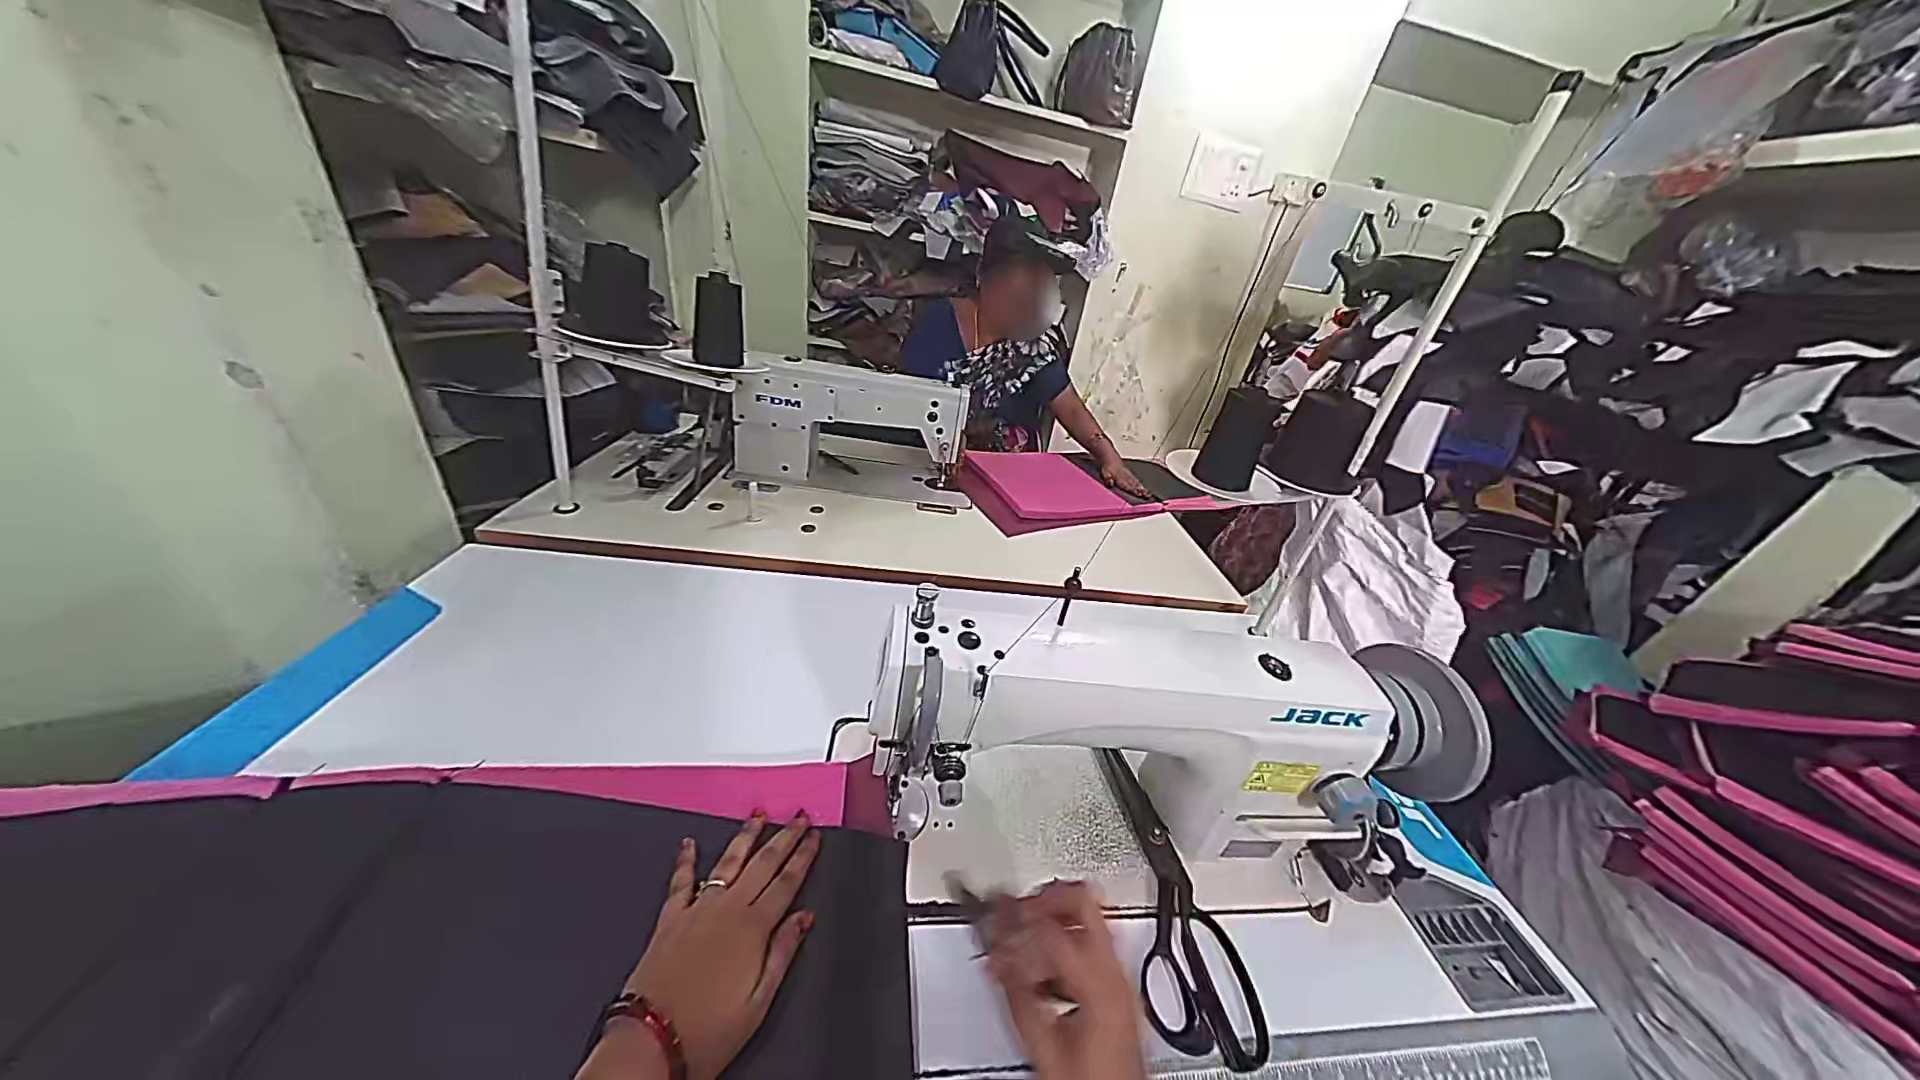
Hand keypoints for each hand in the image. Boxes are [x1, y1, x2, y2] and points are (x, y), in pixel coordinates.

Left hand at [582, 812, 820, 1079]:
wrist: (650, 1043)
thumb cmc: (706, 1030)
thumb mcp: (758, 1001)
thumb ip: (783, 952)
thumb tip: (804, 919)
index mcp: (753, 928)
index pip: (787, 881)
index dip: (803, 856)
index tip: (813, 837)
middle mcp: (727, 910)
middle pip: (764, 863)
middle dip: (785, 836)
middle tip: (798, 817)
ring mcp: (697, 910)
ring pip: (729, 861)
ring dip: (746, 836)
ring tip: (758, 816)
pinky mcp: (670, 920)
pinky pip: (681, 881)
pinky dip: (686, 859)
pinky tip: (689, 844)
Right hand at [988, 882, 1145, 1079]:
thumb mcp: (1042, 1044)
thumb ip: (1018, 994)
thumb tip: (998, 956)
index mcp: (1099, 983)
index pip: (1053, 928)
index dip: (1020, 919)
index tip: (1000, 921)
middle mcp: (1116, 971)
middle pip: (1082, 900)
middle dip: (1043, 899)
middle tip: (1018, 907)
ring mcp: (1121, 974)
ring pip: (1089, 914)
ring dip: (1053, 912)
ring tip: (1026, 924)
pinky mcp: (1119, 982)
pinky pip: (1094, 938)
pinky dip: (1064, 933)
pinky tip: (1043, 953)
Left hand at [1099, 457, 1151, 498]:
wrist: (1110, 457)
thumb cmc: (1107, 466)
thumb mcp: (1104, 473)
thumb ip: (1108, 479)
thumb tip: (1110, 484)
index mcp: (1119, 478)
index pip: (1127, 486)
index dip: (1133, 490)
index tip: (1140, 494)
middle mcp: (1125, 476)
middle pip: (1134, 485)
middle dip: (1140, 490)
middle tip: (1147, 495)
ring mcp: (1127, 474)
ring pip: (1136, 482)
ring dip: (1141, 487)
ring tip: (1147, 492)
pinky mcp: (1128, 473)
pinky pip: (1135, 479)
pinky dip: (1139, 483)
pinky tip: (1141, 486)